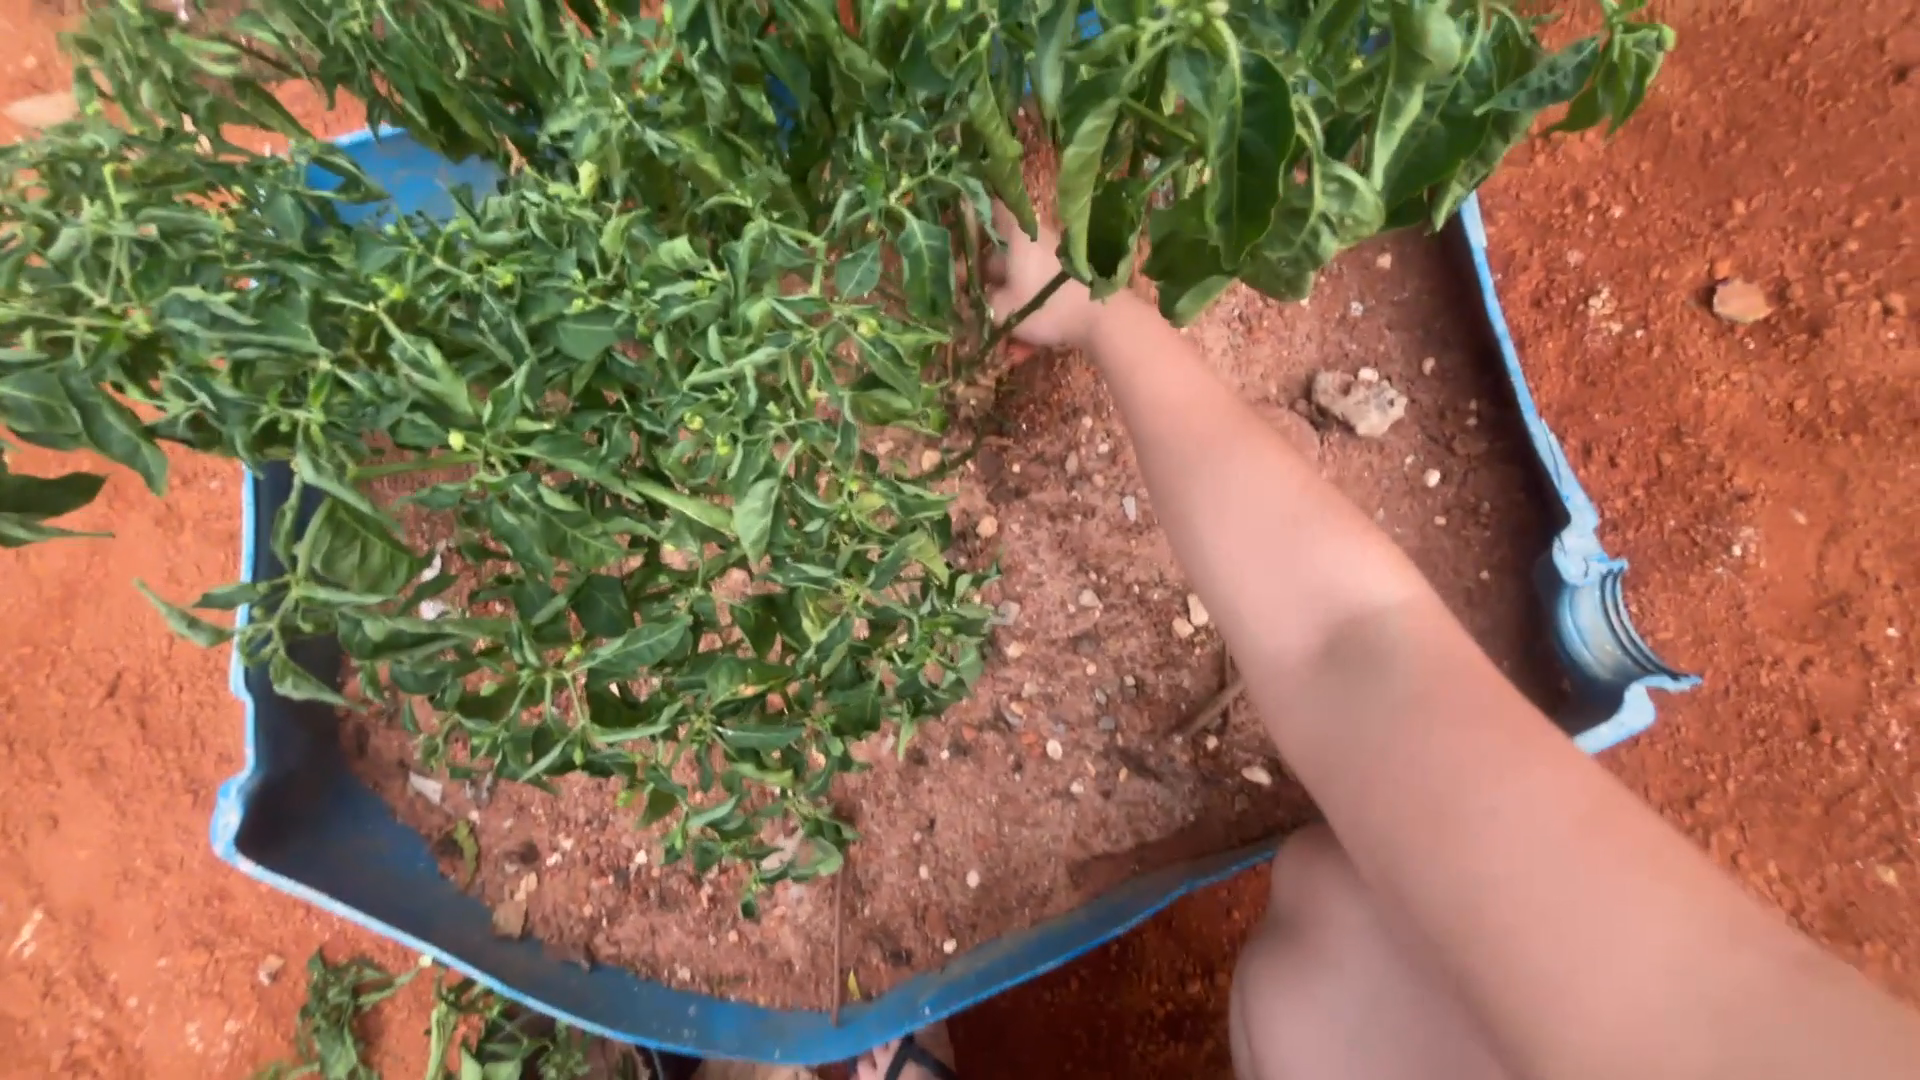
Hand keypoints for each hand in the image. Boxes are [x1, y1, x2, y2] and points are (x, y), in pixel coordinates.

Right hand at [984, 202, 1103, 349]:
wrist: (1101, 319)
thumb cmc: (1047, 306)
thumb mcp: (1004, 310)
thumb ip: (983, 303)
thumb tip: (974, 300)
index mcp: (1020, 236)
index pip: (996, 209)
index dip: (978, 214)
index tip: (964, 232)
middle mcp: (1038, 240)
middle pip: (1004, 252)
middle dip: (988, 279)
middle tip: (975, 302)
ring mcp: (1056, 260)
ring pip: (1022, 278)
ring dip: (1009, 303)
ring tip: (1002, 334)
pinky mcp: (1069, 280)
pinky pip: (1041, 292)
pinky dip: (1031, 312)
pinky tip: (1024, 345)